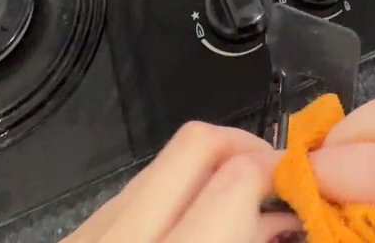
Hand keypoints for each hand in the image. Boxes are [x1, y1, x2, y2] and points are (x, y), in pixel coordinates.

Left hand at [66, 121, 297, 242]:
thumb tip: (283, 222)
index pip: (235, 178)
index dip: (278, 171)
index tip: (302, 186)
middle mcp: (123, 237)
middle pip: (197, 142)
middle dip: (246, 147)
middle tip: (275, 180)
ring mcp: (88, 233)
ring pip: (162, 164)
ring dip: (210, 172)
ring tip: (240, 210)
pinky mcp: (73, 236)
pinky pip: (132, 195)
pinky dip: (172, 199)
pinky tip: (192, 229)